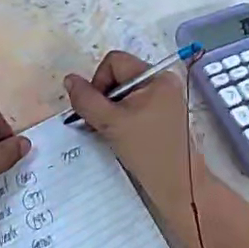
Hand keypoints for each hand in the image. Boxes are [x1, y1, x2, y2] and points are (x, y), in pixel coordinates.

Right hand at [63, 52, 190, 205]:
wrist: (178, 186)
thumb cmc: (146, 150)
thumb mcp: (110, 123)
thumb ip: (86, 99)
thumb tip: (70, 79)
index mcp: (155, 76)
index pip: (114, 62)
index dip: (98, 81)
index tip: (96, 109)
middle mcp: (163, 81)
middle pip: (119, 75)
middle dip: (103, 97)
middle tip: (98, 122)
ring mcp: (166, 98)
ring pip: (125, 92)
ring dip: (110, 109)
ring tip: (108, 131)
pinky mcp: (164, 115)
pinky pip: (135, 105)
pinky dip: (122, 116)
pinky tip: (119, 135)